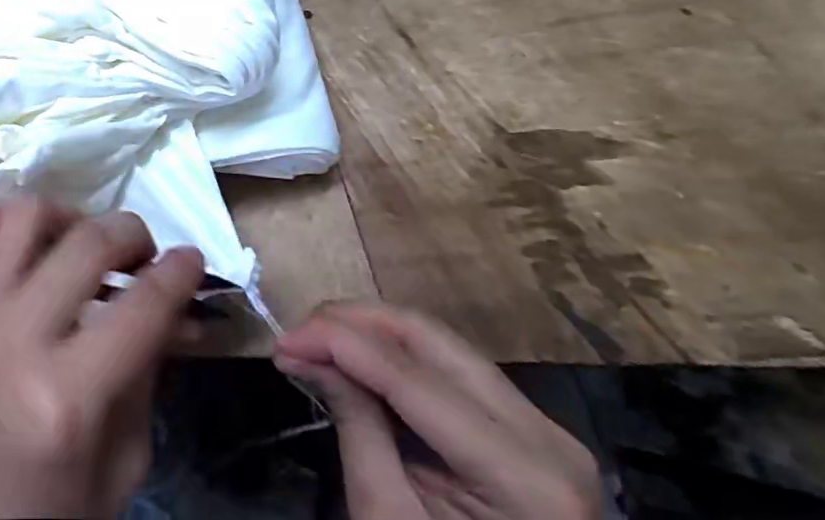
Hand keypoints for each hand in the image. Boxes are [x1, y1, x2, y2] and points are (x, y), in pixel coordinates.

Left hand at [0, 200, 204, 519]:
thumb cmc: (48, 506)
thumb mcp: (122, 461)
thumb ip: (148, 376)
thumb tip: (178, 312)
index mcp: (65, 397)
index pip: (139, 309)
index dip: (178, 275)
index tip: (192, 258)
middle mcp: (14, 339)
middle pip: (85, 244)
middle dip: (131, 234)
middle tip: (145, 254)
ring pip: (22, 216)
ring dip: (67, 216)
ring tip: (85, 243)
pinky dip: (4, 217)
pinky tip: (30, 241)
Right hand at [275, 302, 602, 519]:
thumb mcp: (387, 516)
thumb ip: (354, 423)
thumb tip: (304, 352)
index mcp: (523, 475)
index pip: (409, 373)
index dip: (335, 341)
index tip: (277, 341)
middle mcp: (546, 436)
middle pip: (429, 339)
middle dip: (350, 323)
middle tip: (294, 334)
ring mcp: (544, 429)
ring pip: (439, 342)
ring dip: (368, 332)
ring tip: (315, 343)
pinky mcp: (530, 429)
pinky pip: (451, 366)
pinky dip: (394, 354)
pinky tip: (354, 361)